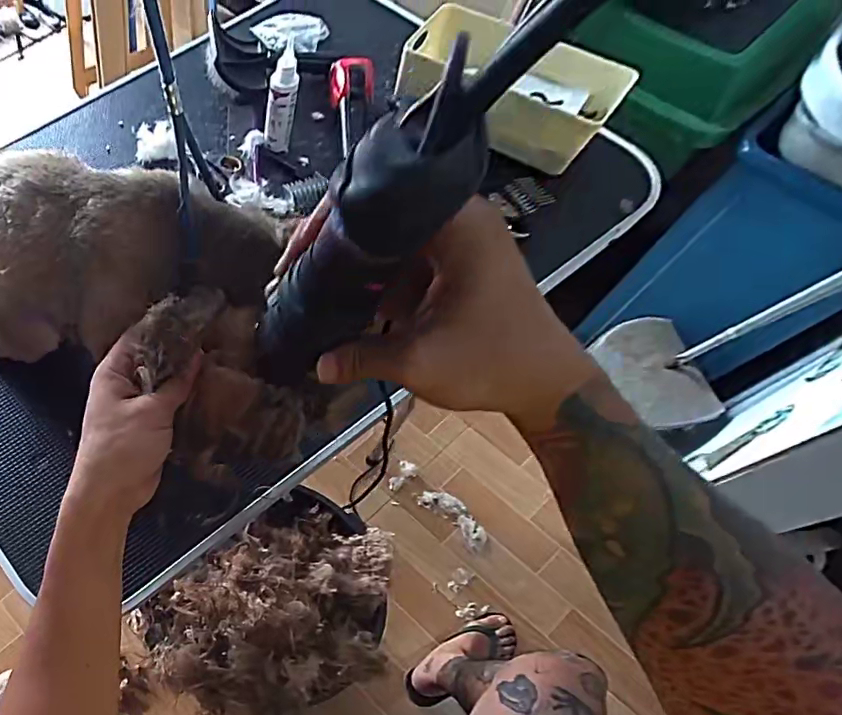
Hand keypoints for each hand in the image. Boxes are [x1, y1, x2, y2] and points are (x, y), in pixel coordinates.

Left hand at [66, 314, 199, 522]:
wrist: (111, 493)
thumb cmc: (121, 447)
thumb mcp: (151, 411)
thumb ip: (176, 384)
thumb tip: (197, 356)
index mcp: (113, 373)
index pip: (138, 336)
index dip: (164, 324)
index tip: (193, 315)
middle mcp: (123, 385)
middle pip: (153, 358)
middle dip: (179, 350)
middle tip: (211, 336)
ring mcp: (137, 406)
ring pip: (164, 382)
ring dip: (185, 376)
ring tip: (215, 359)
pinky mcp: (150, 426)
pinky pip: (170, 405)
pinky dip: (186, 398)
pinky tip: (207, 390)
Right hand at [282, 196, 599, 433]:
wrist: (545, 384)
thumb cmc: (492, 363)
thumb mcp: (419, 360)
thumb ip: (363, 357)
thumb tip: (319, 365)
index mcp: (455, 222)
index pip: (378, 201)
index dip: (329, 225)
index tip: (295, 253)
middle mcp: (459, 220)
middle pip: (384, 221)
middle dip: (342, 251)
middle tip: (298, 273)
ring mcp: (462, 244)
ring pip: (395, 246)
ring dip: (363, 271)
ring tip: (318, 290)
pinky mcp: (461, 268)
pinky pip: (412, 266)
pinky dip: (386, 286)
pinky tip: (355, 305)